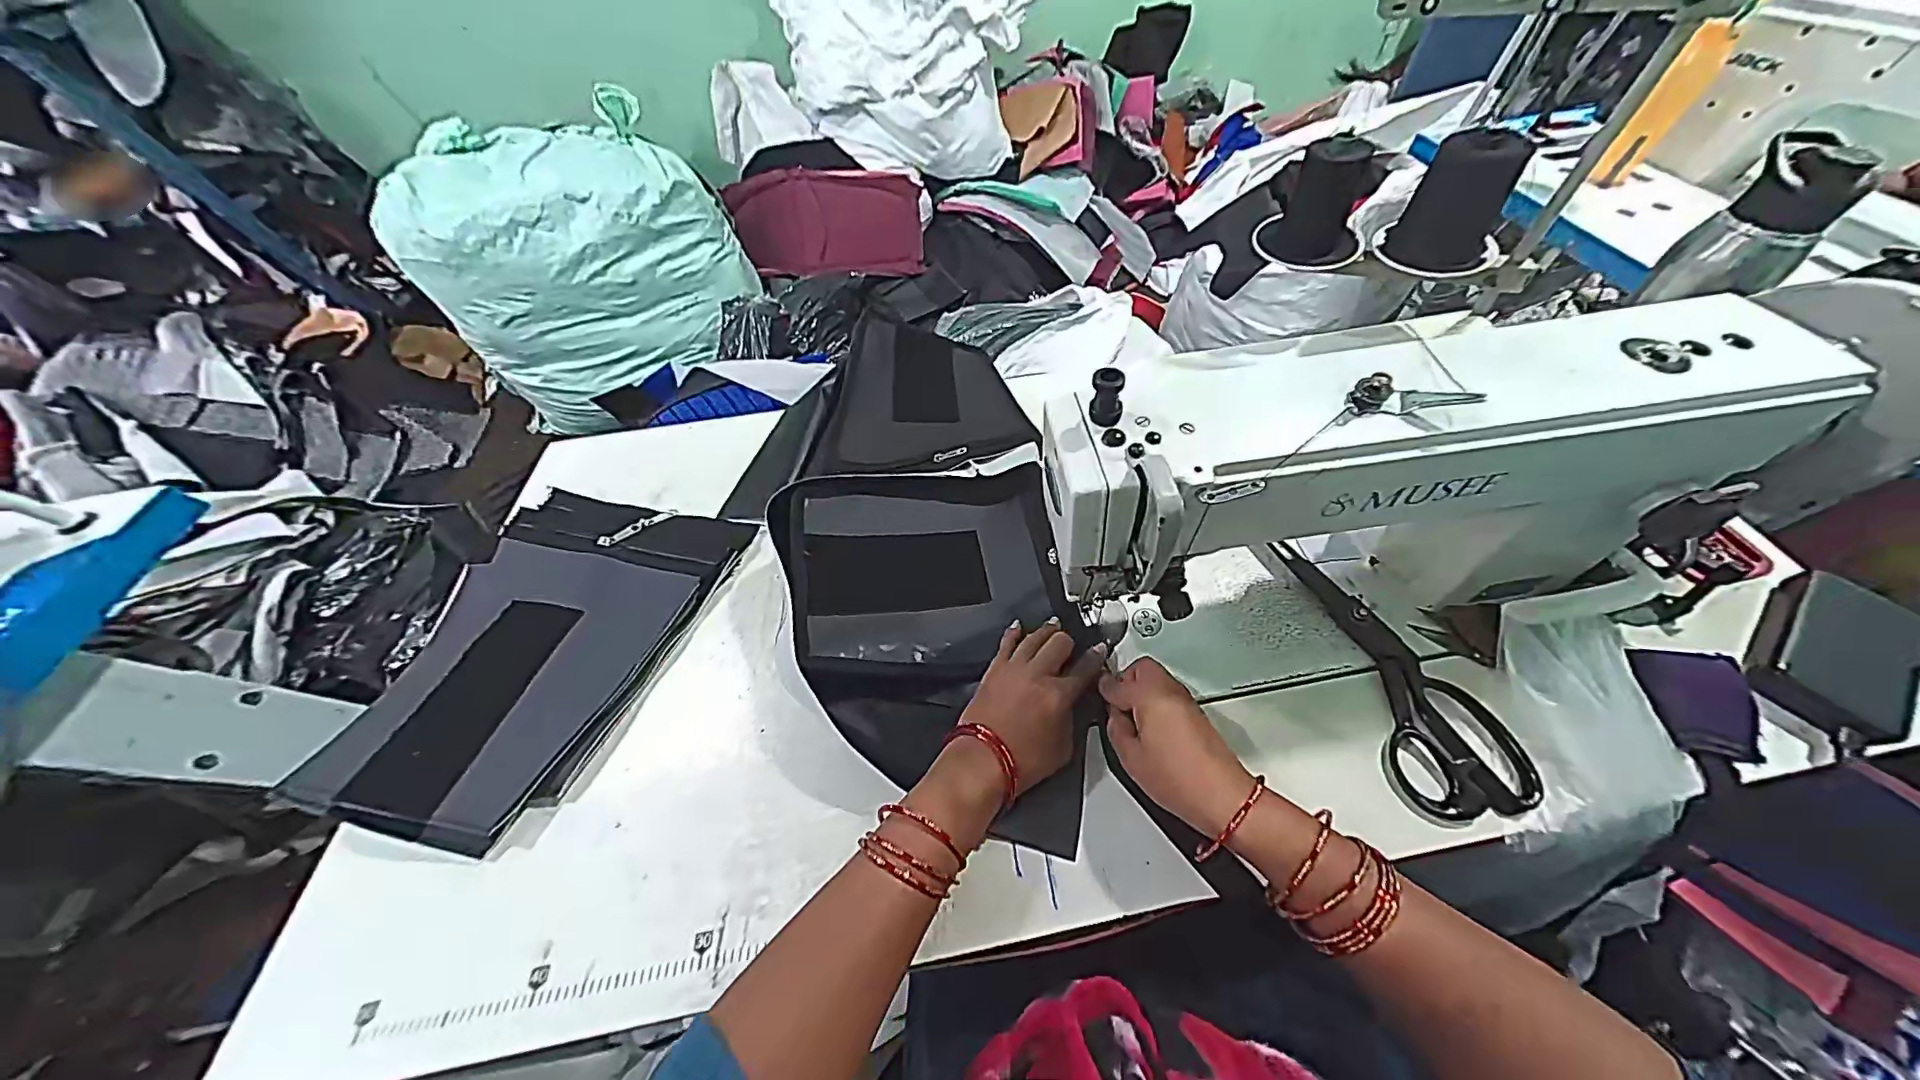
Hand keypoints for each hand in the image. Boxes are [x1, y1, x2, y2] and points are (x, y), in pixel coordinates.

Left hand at [956, 620, 1106, 796]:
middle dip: (1070, 642)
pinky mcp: (994, 671)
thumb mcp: (1062, 748)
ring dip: (1047, 631)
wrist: (983, 760)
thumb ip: (1070, 721)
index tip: (1098, 651)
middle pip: (1060, 643)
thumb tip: (1070, 710)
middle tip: (1073, 644)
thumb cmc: (1018, 761)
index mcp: (1059, 695)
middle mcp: (1037, 676)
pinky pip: (1006, 644)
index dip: (1095, 657)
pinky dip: (1014, 633)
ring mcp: (1014, 670)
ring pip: (1034, 637)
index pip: (1085, 668)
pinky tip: (1018, 627)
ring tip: (1053, 627)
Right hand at [1102, 657, 1256, 834]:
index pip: (1118, 682)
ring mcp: (1187, 701)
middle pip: (1142, 668)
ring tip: (1135, 722)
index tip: (1101, 696)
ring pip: (1157, 679)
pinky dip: (1157, 703)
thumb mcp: (1131, 758)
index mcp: (1150, 696)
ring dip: (1142, 692)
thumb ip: (1115, 729)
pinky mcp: (1197, 713)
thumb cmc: (1182, 779)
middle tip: (1118, 705)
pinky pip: (1169, 695)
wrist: (1221, 796)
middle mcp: (1171, 691)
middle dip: (1126, 681)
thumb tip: (1114, 717)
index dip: (1105, 690)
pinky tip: (1152, 730)